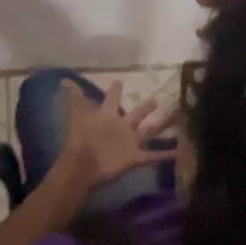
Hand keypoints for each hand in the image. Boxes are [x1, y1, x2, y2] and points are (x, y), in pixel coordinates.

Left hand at [57, 80, 174, 188]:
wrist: (84, 165)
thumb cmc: (81, 138)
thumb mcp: (77, 114)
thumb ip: (75, 97)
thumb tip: (64, 79)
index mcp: (107, 116)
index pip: (112, 100)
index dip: (116, 91)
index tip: (120, 81)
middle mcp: (121, 127)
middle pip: (136, 114)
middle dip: (146, 107)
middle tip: (157, 99)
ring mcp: (129, 143)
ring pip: (149, 132)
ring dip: (162, 127)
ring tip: (178, 120)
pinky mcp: (135, 157)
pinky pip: (154, 155)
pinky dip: (166, 154)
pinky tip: (181, 151)